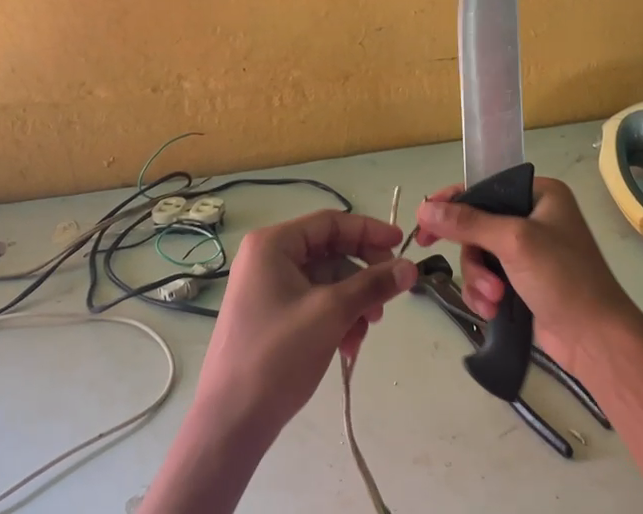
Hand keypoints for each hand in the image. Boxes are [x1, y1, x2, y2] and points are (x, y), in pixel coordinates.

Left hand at [193, 209, 416, 440]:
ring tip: (367, 330)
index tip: (402, 245)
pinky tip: (349, 344)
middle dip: (363, 274)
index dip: (369, 231)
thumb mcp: (331, 313)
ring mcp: (267, 289)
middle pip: (330, 252)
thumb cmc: (278, 355)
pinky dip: (337, 317)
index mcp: (272, 245)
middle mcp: (267, 259)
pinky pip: (314, 302)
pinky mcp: (271, 316)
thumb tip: (410, 267)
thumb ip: (373, 284)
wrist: (231, 420)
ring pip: (326, 280)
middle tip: (389, 295)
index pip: (330, 223)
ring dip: (353, 301)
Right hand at [414, 177, 642, 371]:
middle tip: (478, 279)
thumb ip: (468, 223)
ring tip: (493, 300)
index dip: (453, 202)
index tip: (423, 221)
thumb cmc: (563, 278)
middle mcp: (534, 217)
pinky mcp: (524, 281)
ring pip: (480, 257)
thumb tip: (424, 209)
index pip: (485, 187)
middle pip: (477, 227)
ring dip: (479, 281)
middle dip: (475, 259)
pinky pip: (488, 278)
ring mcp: (530, 251)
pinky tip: (492, 311)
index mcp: (540, 194)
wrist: (595, 338)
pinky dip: (485, 294)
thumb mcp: (514, 242)